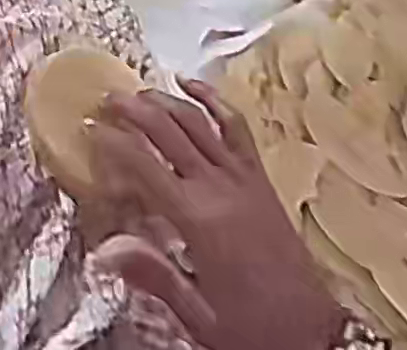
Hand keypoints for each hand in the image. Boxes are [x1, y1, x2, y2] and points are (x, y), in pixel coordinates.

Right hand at [91, 82, 346, 349]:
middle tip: (106, 99)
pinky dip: (212, 100)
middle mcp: (216, 186)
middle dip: (132, 108)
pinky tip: (190, 83)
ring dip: (164, 100)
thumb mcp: (198, 315)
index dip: (113, 141)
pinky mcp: (258, 175)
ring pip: (196, 120)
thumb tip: (104, 251)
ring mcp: (240, 175)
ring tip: (137, 92)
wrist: (317, 335)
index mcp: (196, 218)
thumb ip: (152, 276)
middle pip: (167, 129)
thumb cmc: (253, 328)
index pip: (144, 163)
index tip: (89, 128)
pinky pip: (235, 126)